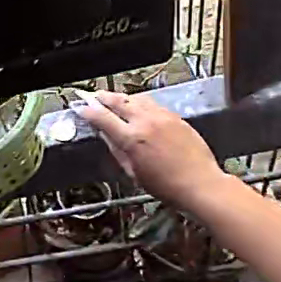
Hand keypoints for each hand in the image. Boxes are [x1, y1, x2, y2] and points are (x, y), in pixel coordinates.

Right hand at [75, 91, 229, 209]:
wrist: (200, 184)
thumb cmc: (167, 186)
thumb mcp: (133, 172)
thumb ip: (116, 150)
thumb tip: (105, 134)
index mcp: (132, 139)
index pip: (102, 117)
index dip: (88, 110)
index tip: (80, 107)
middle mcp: (145, 122)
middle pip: (118, 101)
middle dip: (102, 97)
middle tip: (93, 96)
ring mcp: (162, 116)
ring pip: (136, 98)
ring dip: (121, 97)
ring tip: (112, 98)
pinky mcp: (175, 116)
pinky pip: (152, 103)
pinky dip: (140, 102)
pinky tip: (137, 105)